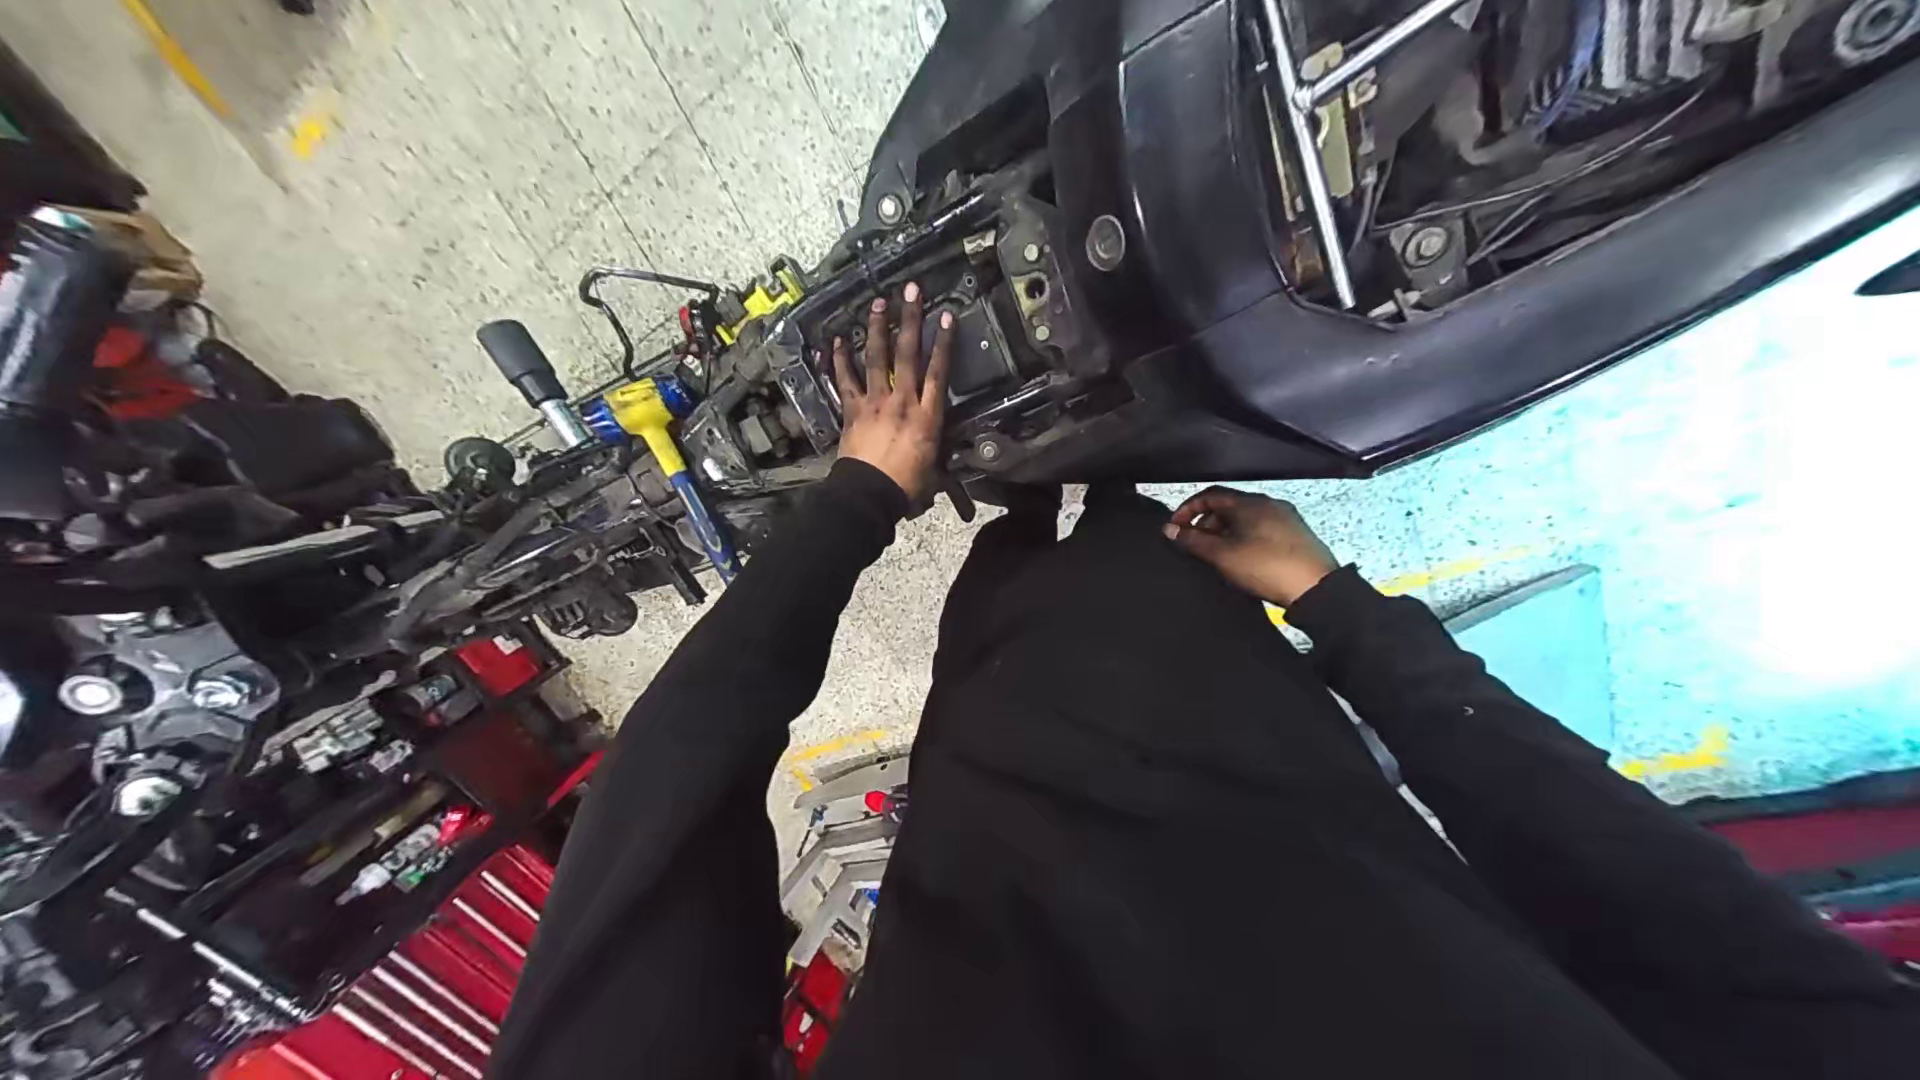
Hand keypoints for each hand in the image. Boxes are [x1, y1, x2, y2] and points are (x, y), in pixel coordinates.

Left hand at [831, 284, 955, 505]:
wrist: (870, 494)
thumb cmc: (906, 486)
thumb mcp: (934, 466)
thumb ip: (937, 445)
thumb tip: (941, 441)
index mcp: (927, 416)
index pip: (938, 372)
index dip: (944, 342)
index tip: (947, 317)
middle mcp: (901, 402)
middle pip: (907, 354)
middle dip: (910, 320)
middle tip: (910, 292)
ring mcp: (874, 403)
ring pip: (876, 358)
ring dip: (877, 329)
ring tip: (878, 303)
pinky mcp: (852, 410)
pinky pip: (845, 379)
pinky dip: (840, 359)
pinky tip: (838, 340)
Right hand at [1164, 486, 1340, 605]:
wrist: (1316, 589)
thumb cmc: (1264, 566)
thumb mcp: (1221, 555)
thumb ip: (1192, 540)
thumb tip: (1169, 529)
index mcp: (1249, 503)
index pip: (1210, 495)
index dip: (1187, 509)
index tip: (1175, 528)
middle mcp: (1268, 503)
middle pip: (1227, 506)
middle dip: (1205, 523)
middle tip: (1195, 545)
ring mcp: (1285, 518)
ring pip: (1244, 518)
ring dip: (1224, 532)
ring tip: (1216, 555)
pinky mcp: (1296, 534)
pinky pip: (1260, 528)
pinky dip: (1243, 537)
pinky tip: (1241, 557)